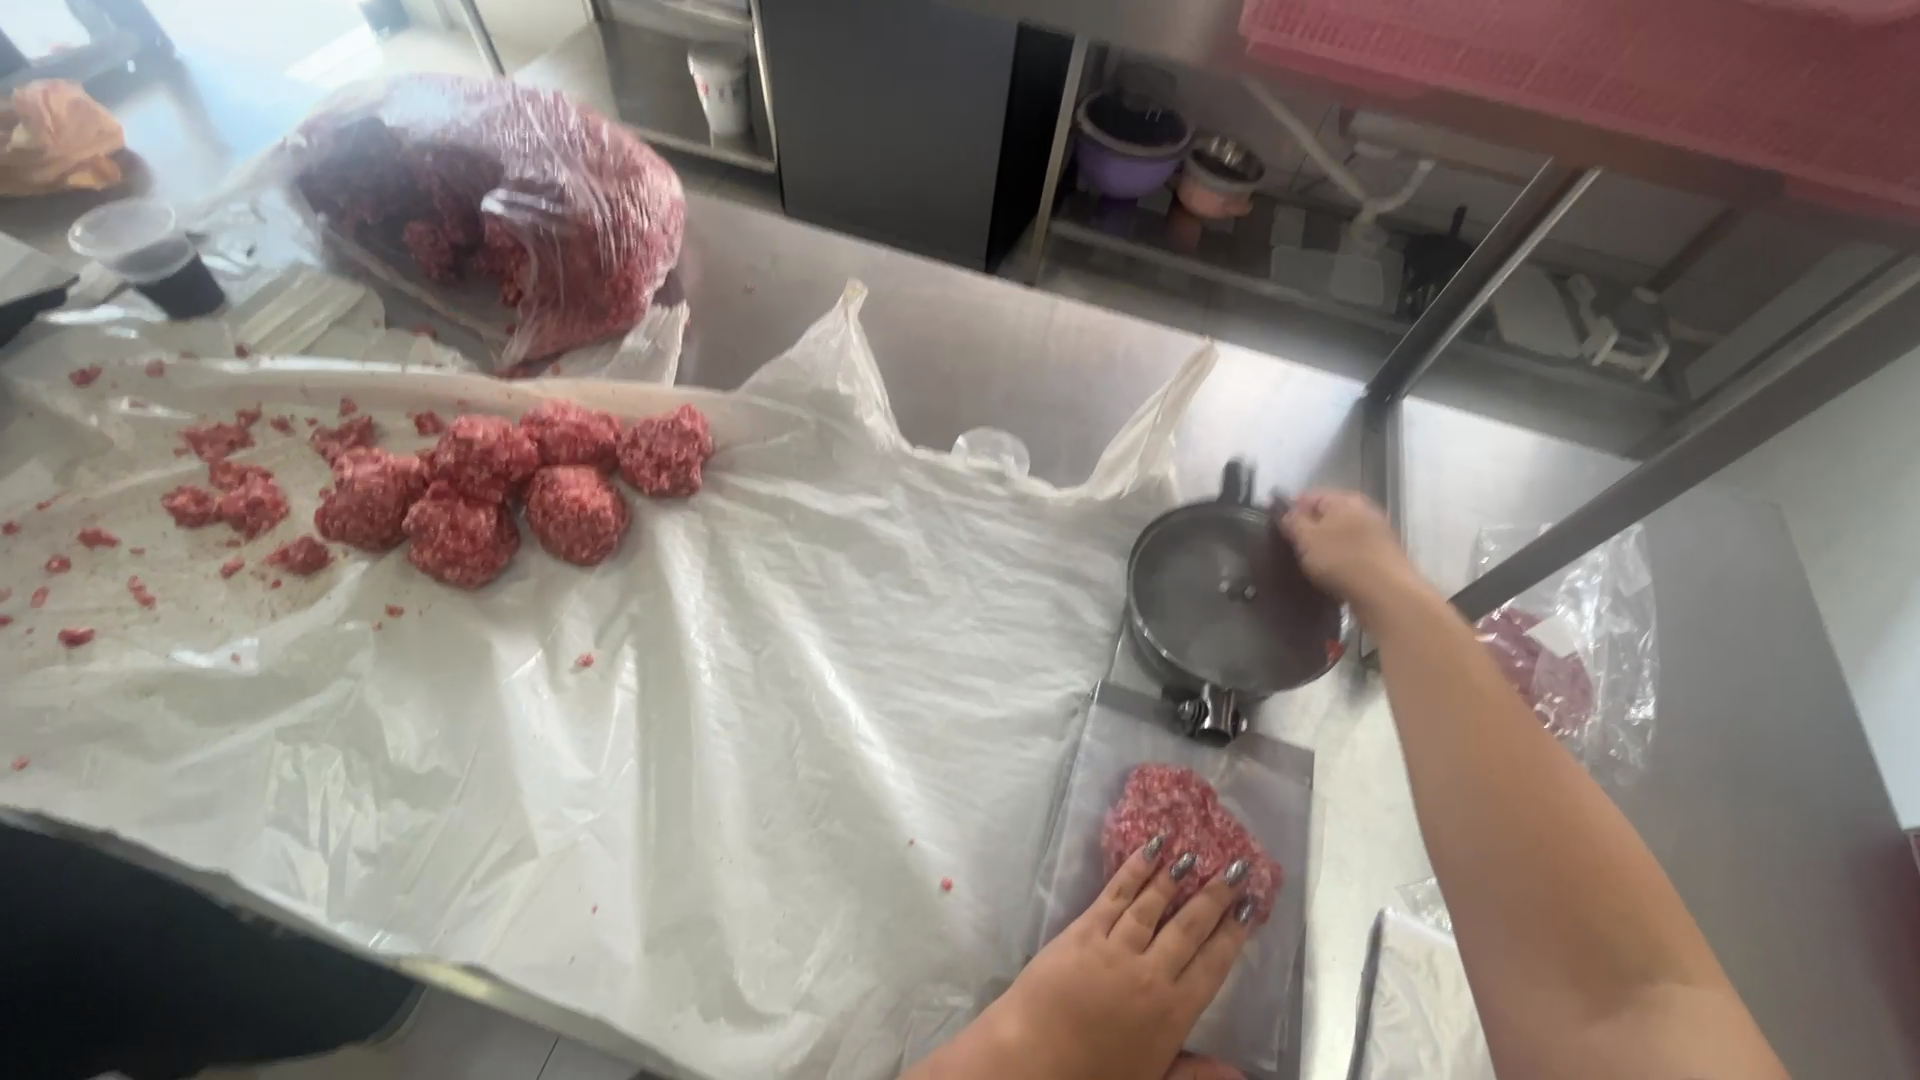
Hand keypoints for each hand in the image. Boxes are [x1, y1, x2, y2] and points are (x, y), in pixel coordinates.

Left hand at [960, 840, 1255, 1079]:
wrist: (1033, 1057)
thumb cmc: (1093, 1075)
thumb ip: (1197, 1073)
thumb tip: (1241, 1075)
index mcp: (1172, 1012)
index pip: (1213, 964)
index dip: (1234, 934)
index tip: (1252, 907)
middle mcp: (1150, 973)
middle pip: (1189, 926)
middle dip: (1215, 896)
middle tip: (1235, 868)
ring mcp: (1116, 946)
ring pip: (1154, 904)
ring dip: (1177, 877)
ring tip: (1197, 854)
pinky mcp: (1084, 930)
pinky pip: (1116, 894)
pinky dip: (1135, 870)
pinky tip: (1150, 850)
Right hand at [1278, 489, 1428, 620]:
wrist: (1386, 593)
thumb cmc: (1341, 560)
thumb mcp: (1306, 539)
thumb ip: (1293, 522)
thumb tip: (1287, 511)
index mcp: (1344, 500)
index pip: (1310, 496)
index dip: (1291, 508)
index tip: (1278, 526)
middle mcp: (1364, 510)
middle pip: (1328, 514)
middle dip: (1309, 528)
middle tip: (1293, 546)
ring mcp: (1377, 533)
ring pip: (1341, 534)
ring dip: (1325, 545)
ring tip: (1311, 563)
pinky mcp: (1383, 555)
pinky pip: (1353, 551)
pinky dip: (1341, 558)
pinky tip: (1333, 573)